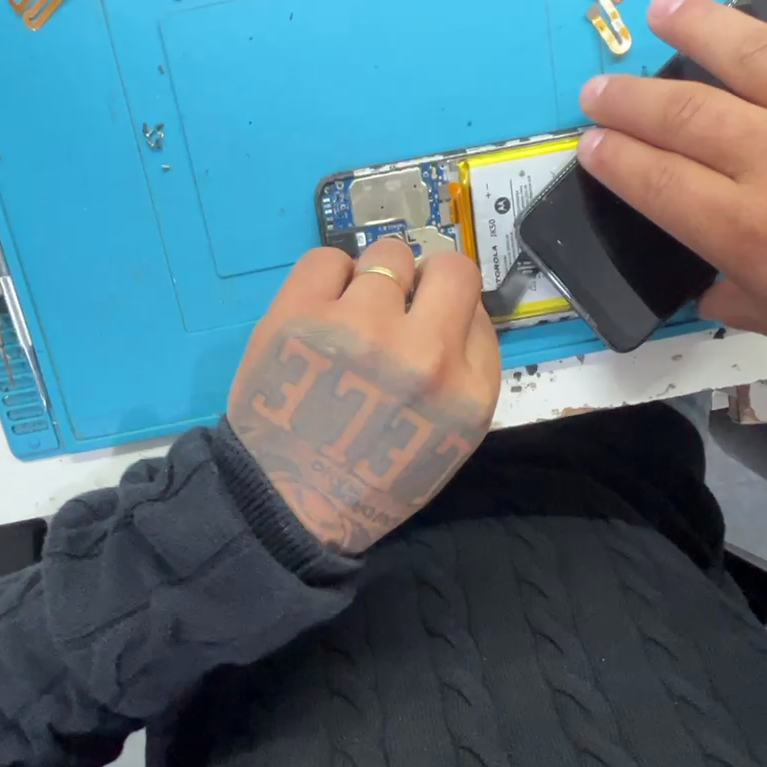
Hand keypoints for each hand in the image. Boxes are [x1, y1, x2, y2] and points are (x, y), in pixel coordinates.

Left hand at [228, 238, 501, 554]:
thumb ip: (463, 376)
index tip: (423, 329)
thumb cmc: (370, 481)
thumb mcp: (448, 444)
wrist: (288, 508)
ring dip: (372, 281)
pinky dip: (325, 280)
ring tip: (348, 321)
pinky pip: (327, 257)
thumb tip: (455, 309)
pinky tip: (316, 316)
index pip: (478, 311)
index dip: (448, 313)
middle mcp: (427, 352)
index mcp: (469, 392)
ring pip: (387, 257)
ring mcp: (364, 326)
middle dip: (424, 284)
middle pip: (448, 269)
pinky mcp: (304, 312)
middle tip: (393, 313)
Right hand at [576, 0, 766, 366]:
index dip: (614, 161)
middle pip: (683, 116)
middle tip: (596, 90)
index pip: (656, 183)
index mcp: (748, 231)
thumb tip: (710, 282)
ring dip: (694, 26)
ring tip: (661, 12)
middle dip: (628, 101)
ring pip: (748, 51)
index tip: (589, 146)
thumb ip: (738, 300)